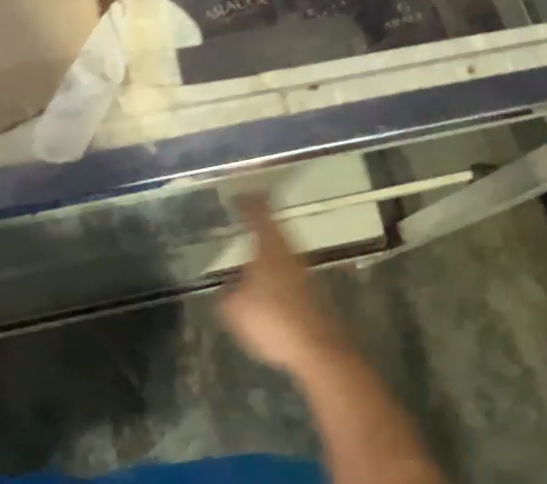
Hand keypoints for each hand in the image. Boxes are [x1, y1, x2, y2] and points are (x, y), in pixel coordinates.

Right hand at [217, 194, 350, 375]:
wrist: (320, 350)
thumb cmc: (274, 320)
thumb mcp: (235, 310)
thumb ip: (227, 295)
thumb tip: (227, 289)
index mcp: (270, 247)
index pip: (259, 214)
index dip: (248, 202)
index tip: (238, 195)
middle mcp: (290, 253)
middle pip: (274, 230)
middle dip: (260, 225)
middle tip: (245, 221)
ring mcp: (304, 273)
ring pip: (282, 252)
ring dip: (268, 251)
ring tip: (251, 258)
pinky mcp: (312, 294)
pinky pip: (288, 274)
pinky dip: (276, 274)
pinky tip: (266, 289)